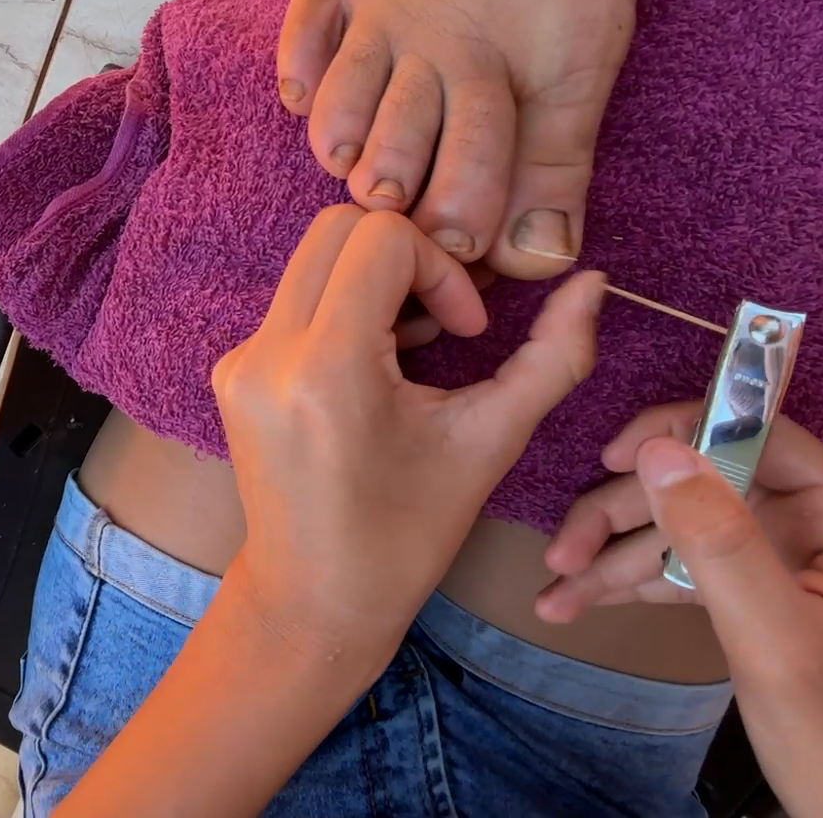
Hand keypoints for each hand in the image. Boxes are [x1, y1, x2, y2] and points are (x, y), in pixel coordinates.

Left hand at [212, 204, 605, 661]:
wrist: (313, 595)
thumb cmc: (405, 533)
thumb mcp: (488, 442)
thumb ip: (552, 357)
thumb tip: (592, 281)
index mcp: (326, 368)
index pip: (380, 237)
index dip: (439, 267)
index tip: (464, 329)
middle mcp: (266, 352)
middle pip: (337, 228)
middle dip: (404, 258)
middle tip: (438, 324)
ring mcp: (239, 358)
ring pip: (313, 260)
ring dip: (372, 283)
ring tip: (409, 350)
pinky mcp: (230, 368)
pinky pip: (293, 300)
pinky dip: (340, 310)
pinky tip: (369, 368)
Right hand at [278, 0, 719, 276]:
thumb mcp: (600, 31)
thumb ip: (563, 150)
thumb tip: (542, 257)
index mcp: (513, 69)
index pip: (474, 190)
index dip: (466, 234)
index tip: (462, 256)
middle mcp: (435, 44)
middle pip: (397, 159)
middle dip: (400, 206)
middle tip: (396, 223)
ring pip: (340, 110)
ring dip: (344, 153)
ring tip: (352, 172)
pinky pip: (299, 40)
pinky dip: (299, 80)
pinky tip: (306, 100)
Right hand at [539, 404, 822, 817]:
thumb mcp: (777, 645)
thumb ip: (717, 539)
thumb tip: (655, 447)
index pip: (759, 435)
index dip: (676, 434)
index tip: (605, 461)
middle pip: (708, 489)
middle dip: (626, 520)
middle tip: (558, 553)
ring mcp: (807, 564)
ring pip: (692, 530)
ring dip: (620, 557)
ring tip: (556, 587)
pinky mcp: (781, 596)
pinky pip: (701, 570)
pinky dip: (643, 584)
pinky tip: (583, 599)